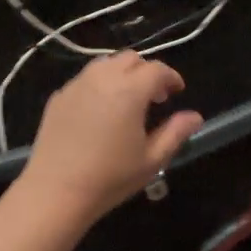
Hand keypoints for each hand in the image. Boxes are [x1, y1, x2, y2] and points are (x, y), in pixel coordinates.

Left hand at [18, 52, 202, 219]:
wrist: (56, 191)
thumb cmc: (110, 178)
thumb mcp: (152, 160)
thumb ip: (175, 133)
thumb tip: (194, 116)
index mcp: (129, 91)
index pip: (156, 69)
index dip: (171, 77)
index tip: (177, 91)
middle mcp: (101, 79)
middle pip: (129, 59)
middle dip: (146, 72)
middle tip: (154, 97)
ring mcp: (76, 86)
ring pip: (104, 65)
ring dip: (121, 74)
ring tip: (127, 101)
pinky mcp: (58, 98)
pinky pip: (84, 80)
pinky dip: (99, 85)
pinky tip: (100, 112)